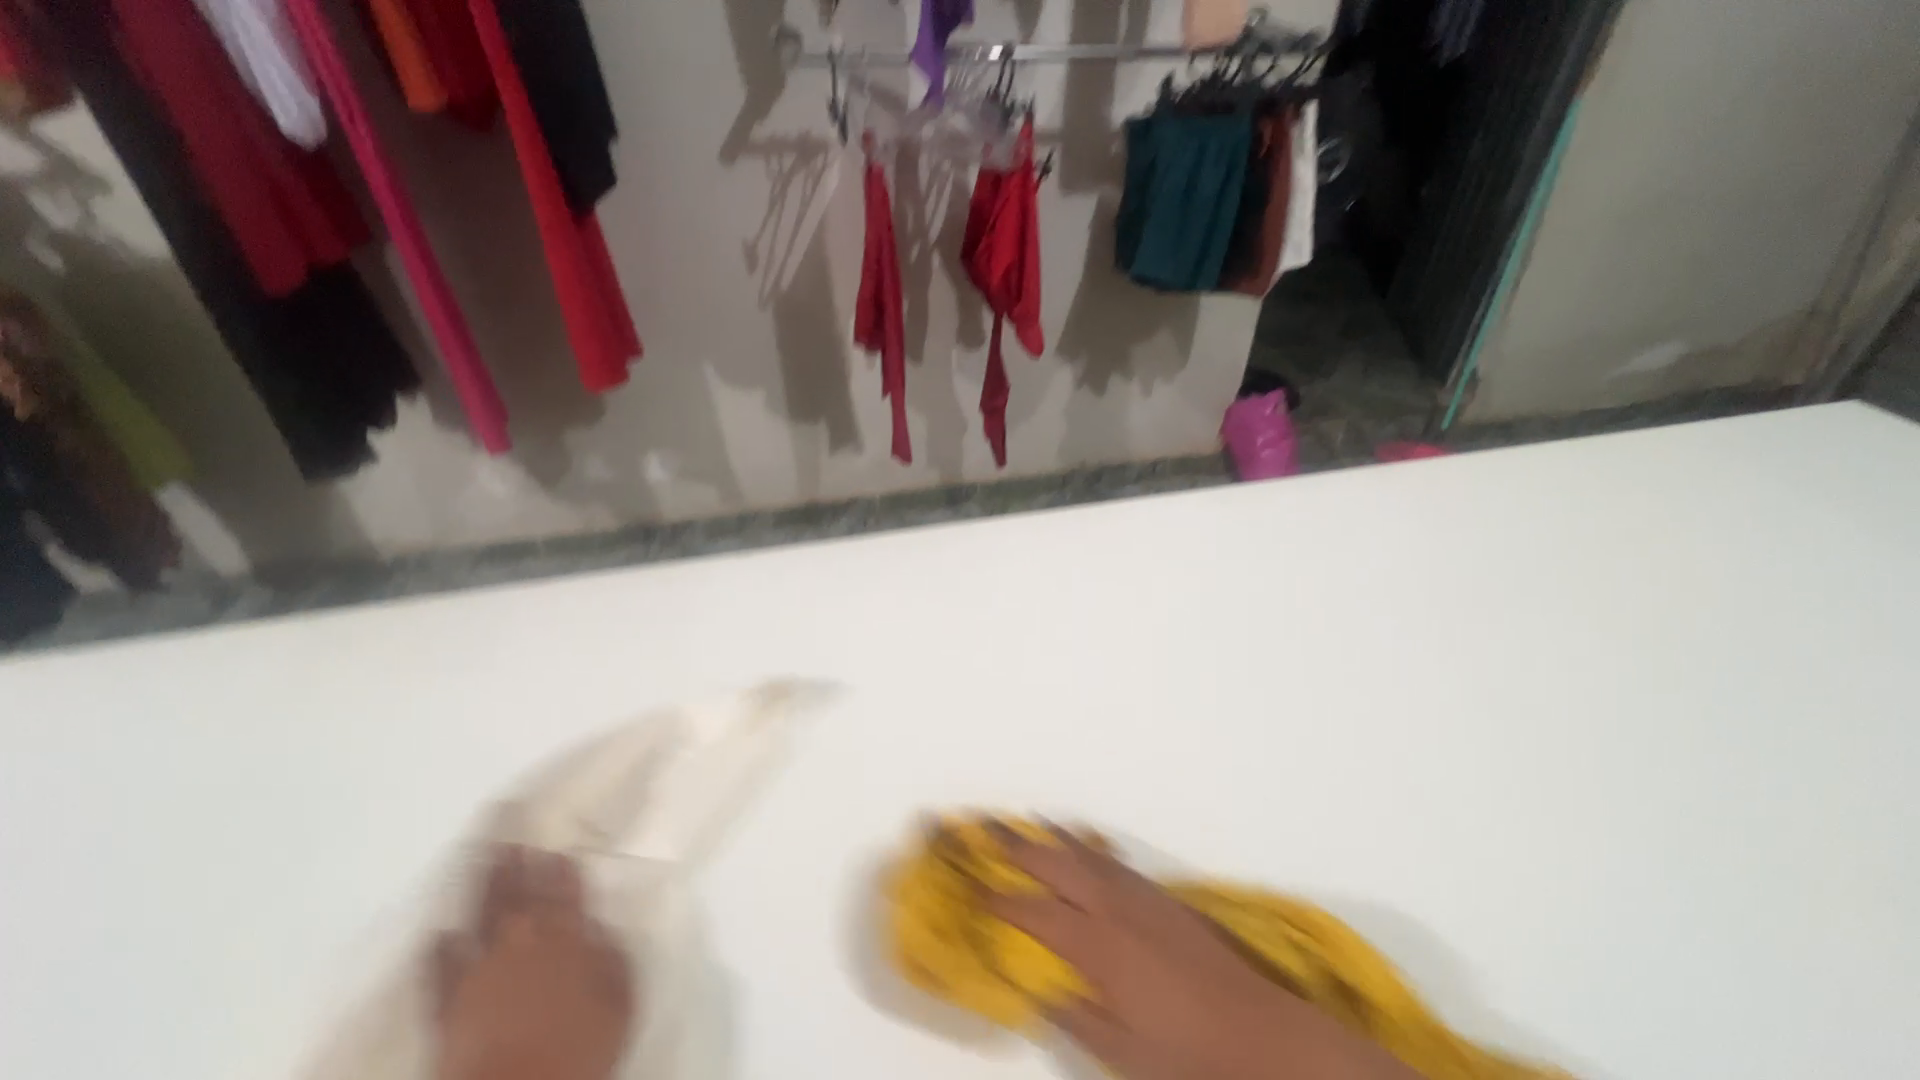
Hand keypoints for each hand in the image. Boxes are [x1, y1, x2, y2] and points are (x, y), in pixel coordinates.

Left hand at [433, 845, 635, 1079]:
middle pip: (519, 895)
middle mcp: (521, 943)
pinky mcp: (446, 1004)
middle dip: (517, 865)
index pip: (564, 893)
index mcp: (566, 939)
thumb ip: (610, 959)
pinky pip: (438, 969)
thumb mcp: (620, 1002)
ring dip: (482, 886)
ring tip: (482, 860)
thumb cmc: (579, 1049)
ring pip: (480, 916)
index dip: (559, 870)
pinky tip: (436, 935)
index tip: (553, 849)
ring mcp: (478, 971)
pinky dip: (437, 951)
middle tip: (511, 839)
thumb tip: (596, 931)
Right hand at [986, 824, 1416, 1079]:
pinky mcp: (1167, 901)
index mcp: (1098, 947)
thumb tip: (1040, 991)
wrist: (1263, 1034)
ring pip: (1087, 856)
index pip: (1036, 913)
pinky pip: (1116, 862)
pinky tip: (1085, 846)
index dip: (1001, 900)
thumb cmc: (1188, 1052)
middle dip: (1016, 846)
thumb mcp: (1122, 1052)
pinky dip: (1090, 848)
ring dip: (1052, 839)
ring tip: (1027, 824)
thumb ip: (1076, 1017)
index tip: (974, 889)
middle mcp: (1116, 910)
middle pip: (1057, 866)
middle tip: (982, 827)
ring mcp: (1143, 899)